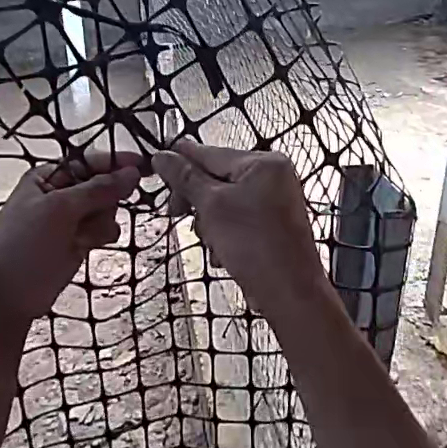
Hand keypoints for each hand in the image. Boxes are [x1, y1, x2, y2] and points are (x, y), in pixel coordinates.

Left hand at [0, 150, 143, 323]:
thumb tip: (133, 171)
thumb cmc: (23, 245)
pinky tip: (92, 244)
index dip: (116, 162)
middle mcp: (61, 193)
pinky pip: (103, 228)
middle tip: (101, 212)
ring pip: (107, 208)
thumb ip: (98, 189)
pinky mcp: (78, 242)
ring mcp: (70, 219)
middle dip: (108, 197)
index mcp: (49, 176)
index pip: (89, 161)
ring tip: (85, 235)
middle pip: (102, 184)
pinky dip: (103, 234)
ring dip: (104, 219)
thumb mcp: (59, 209)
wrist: (3, 298)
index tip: (144, 167)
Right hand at [149, 139, 324, 306]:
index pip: (209, 152)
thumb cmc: (258, 248)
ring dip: (209, 220)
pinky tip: (222, 251)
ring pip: (223, 199)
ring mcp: (274, 199)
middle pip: (215, 176)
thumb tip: (162, 156)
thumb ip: (185, 178)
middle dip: (196, 199)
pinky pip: (236, 216)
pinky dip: (224, 231)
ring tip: (213, 242)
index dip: (179, 161)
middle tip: (176, 213)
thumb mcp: (212, 207)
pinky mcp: (271, 223)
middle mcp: (272, 175)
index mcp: (263, 162)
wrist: (291, 295)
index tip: (155, 166)